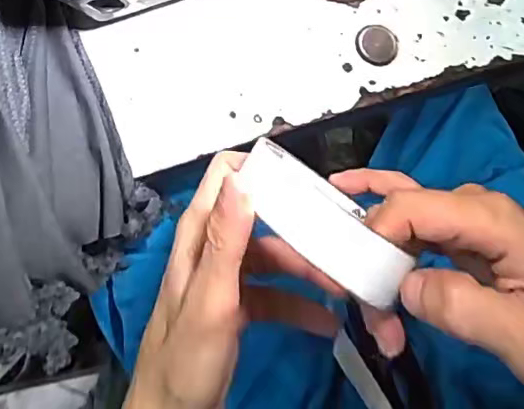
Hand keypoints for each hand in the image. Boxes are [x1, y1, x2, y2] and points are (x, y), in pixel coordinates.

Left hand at [126, 152, 339, 408]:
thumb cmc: (182, 356)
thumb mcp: (209, 297)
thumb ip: (225, 239)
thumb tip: (240, 179)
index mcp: (199, 232)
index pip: (225, 175)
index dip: (258, 166)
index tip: (299, 175)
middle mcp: (211, 245)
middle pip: (259, 216)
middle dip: (297, 225)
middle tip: (335, 240)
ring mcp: (225, 275)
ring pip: (271, 256)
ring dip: (305, 270)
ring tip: (340, 287)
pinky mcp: (236, 304)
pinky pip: (273, 293)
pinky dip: (298, 303)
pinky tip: (323, 320)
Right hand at [329, 171, 523, 408]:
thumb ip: (462, 308)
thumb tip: (401, 286)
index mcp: (489, 217)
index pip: (410, 207)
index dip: (374, 236)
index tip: (357, 283)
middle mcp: (471, 206)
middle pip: (398, 209)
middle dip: (370, 250)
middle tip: (357, 301)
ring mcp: (466, 220)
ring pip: (399, 216)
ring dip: (376, 253)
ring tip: (363, 297)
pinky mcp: (462, 240)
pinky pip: (412, 231)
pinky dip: (385, 248)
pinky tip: (356, 235)